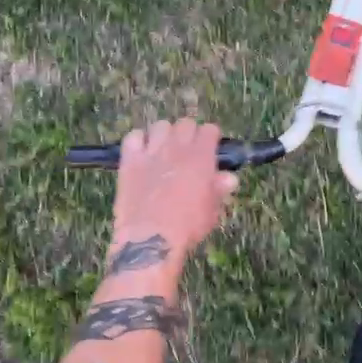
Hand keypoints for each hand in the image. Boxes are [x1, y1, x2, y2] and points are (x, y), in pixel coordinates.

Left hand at [107, 119, 238, 263]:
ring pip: (160, 126)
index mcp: (201, 156)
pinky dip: (137, 141)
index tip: (209, 149)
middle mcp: (178, 147)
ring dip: (164, 135)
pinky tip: (141, 153)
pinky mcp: (131, 160)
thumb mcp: (211, 211)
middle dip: (188, 134)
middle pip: (186, 123)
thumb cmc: (187, 227)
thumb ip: (219, 189)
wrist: (151, 239)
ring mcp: (153, 151)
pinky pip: (132, 137)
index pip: (210, 130)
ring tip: (163, 150)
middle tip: (186, 151)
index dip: (210, 138)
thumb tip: (230, 178)